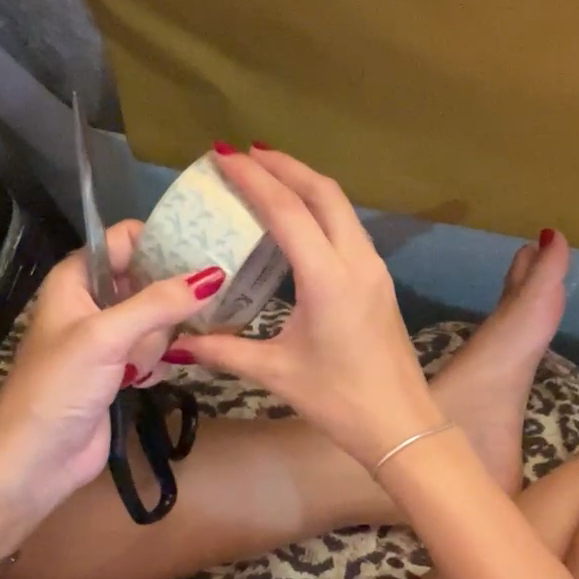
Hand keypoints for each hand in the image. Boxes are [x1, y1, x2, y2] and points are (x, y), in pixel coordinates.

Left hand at [0, 220, 222, 512]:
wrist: (39, 457)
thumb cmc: (59, 387)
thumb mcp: (107, 336)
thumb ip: (158, 304)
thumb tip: (213, 276)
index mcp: (76, 279)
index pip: (123, 239)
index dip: (160, 239)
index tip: (207, 246)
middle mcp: (92, 301)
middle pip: (146, 278)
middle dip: (171, 294)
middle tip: (208, 300)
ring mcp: (108, 338)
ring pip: (156, 318)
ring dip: (162, 337)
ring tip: (150, 357)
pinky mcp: (120, 369)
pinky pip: (154, 350)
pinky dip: (158, 361)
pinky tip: (147, 377)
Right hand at [178, 146, 443, 467]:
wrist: (401, 424)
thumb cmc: (339, 400)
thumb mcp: (276, 373)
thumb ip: (224, 352)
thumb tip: (176, 343)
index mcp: (328, 279)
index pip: (288, 211)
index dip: (253, 179)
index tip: (223, 156)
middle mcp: (356, 262)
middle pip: (323, 193)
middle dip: (284, 166)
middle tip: (244, 153)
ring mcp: (374, 269)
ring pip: (341, 207)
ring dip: (305, 184)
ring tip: (267, 175)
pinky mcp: (379, 281)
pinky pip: (348, 228)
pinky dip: (320, 209)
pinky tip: (298, 219)